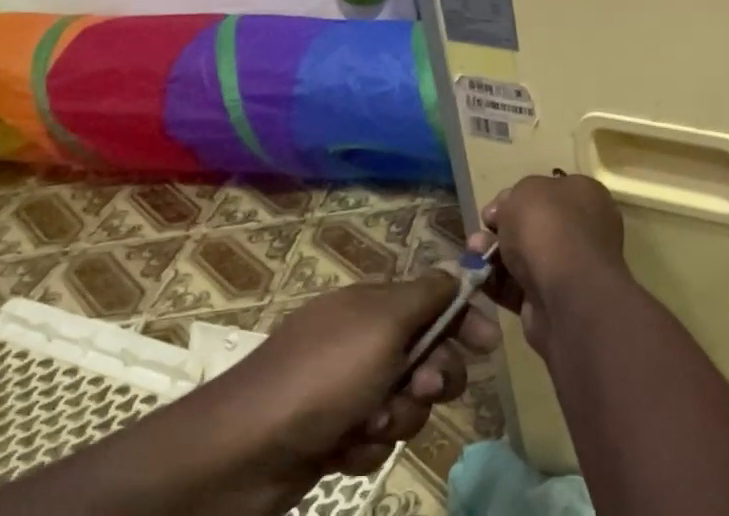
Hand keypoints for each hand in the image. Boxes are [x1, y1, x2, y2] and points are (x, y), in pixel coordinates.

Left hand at [209, 271, 502, 479]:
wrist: (240, 455)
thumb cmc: (322, 376)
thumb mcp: (384, 321)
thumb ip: (429, 294)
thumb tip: (458, 273)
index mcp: (370, 306)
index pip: (434, 301)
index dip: (464, 319)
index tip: (488, 345)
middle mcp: (359, 343)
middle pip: (427, 354)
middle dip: (434, 375)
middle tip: (422, 388)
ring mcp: (344, 391)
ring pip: (407, 401)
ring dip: (399, 416)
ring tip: (370, 426)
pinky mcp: (332, 435)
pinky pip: (377, 438)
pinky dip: (367, 446)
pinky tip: (345, 449)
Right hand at [468, 174, 627, 351]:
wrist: (567, 294)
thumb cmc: (550, 228)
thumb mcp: (527, 191)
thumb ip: (516, 195)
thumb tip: (509, 209)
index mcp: (585, 196)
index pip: (547, 192)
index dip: (516, 198)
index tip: (493, 209)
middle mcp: (581, 230)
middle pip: (532, 226)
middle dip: (500, 229)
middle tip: (478, 235)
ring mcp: (567, 268)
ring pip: (521, 257)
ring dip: (492, 255)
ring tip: (473, 255)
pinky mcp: (549, 300)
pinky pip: (516, 287)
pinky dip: (495, 282)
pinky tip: (476, 279)